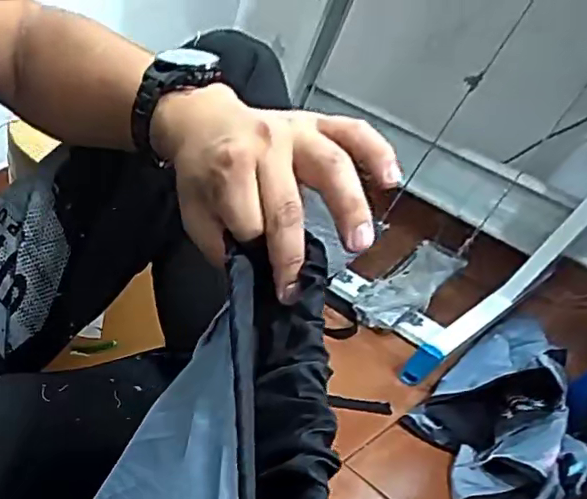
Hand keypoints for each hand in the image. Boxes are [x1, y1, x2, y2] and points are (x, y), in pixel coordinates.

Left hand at [150, 83, 401, 302]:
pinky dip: (377, 154)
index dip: (259, 259)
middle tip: (299, 287)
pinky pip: (354, 132)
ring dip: (350, 208)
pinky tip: (390, 180)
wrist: (205, 123)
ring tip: (360, 243)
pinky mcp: (318, 122)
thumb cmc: (203, 174)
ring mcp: (296, 131)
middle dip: (294, 255)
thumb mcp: (195, 215)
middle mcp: (267, 146)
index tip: (272, 286)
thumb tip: (251, 274)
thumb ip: (220, 246)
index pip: (251, 224)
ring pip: (332, 166)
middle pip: (288, 207)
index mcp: (231, 169)